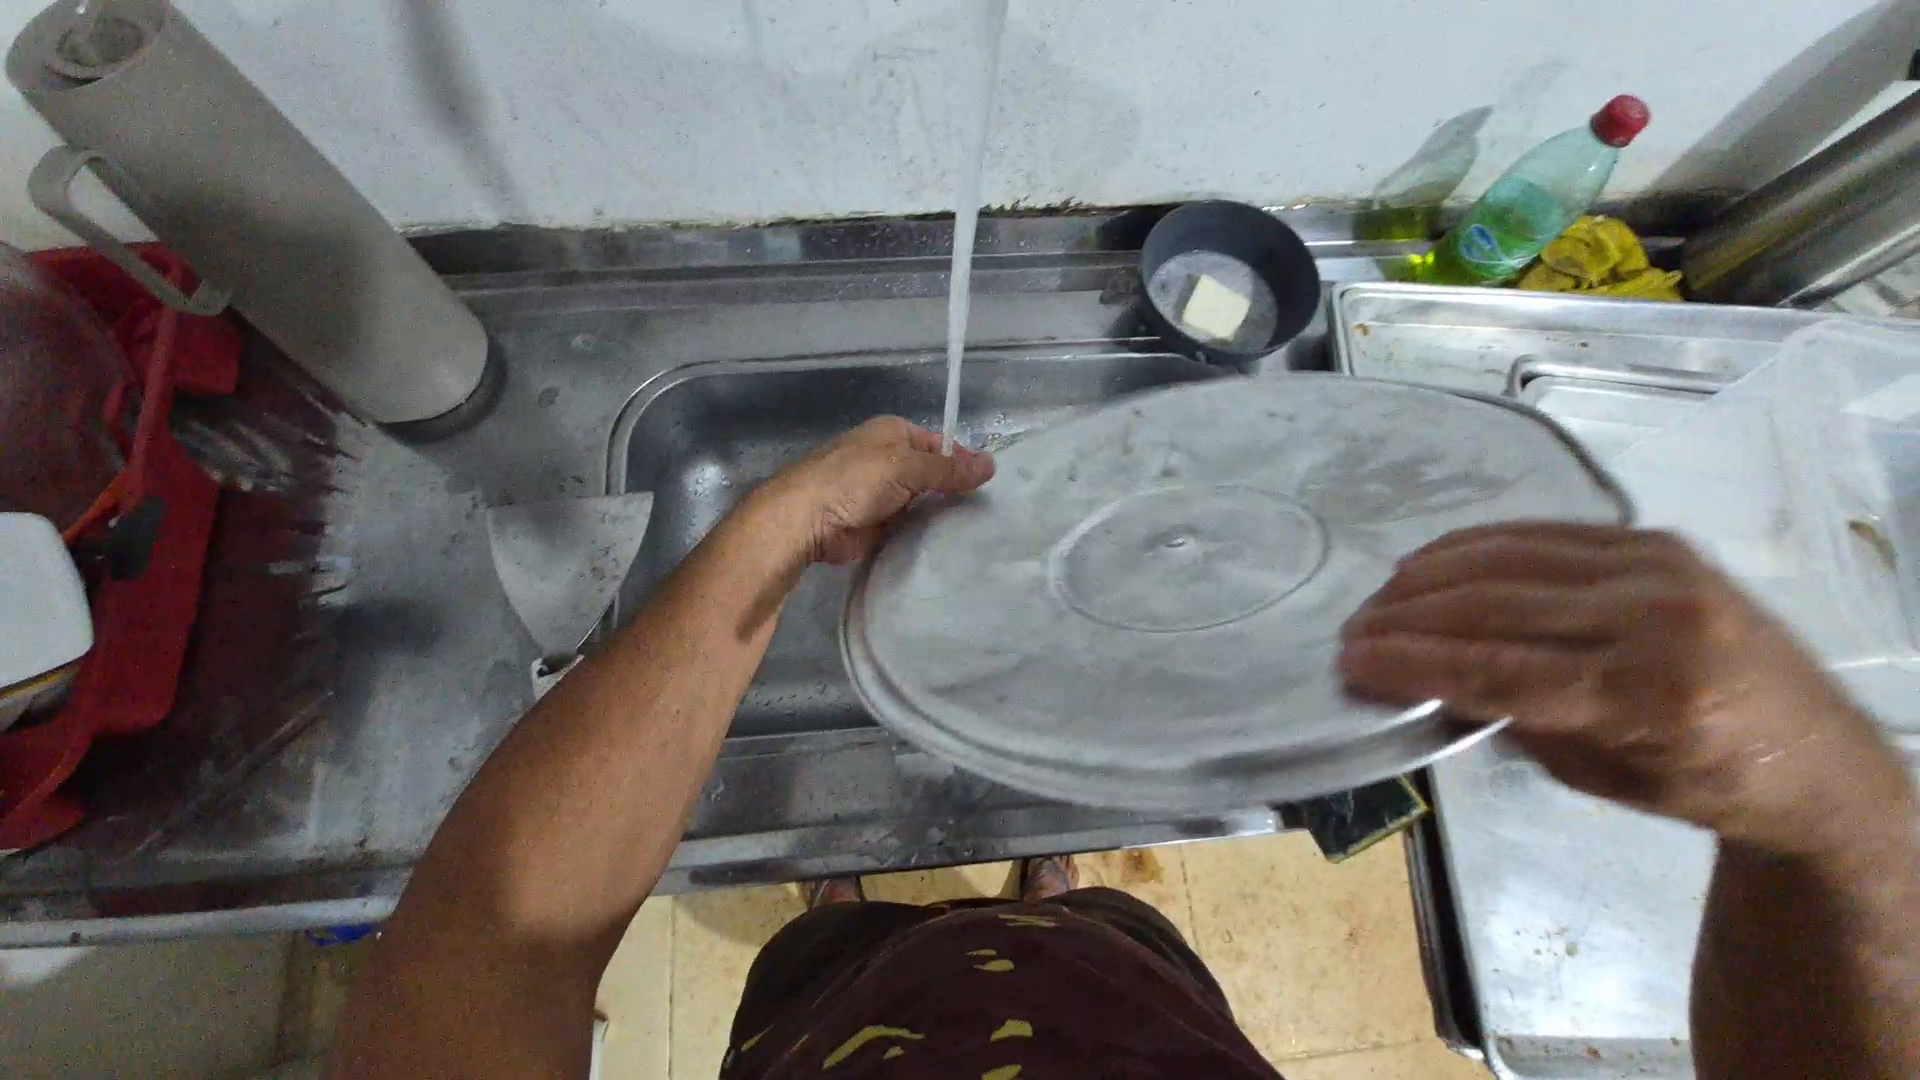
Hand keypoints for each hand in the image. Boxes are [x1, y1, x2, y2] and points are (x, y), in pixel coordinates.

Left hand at [751, 416, 994, 565]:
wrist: (806, 520)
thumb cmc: (854, 480)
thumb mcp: (907, 467)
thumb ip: (949, 470)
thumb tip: (992, 464)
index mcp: (893, 433)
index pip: (939, 444)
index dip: (961, 461)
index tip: (985, 484)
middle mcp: (888, 460)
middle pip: (932, 474)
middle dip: (953, 491)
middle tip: (985, 512)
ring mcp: (881, 494)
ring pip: (922, 502)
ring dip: (939, 515)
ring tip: (974, 530)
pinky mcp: (876, 524)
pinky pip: (909, 526)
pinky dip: (923, 533)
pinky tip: (947, 544)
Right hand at [1339, 522, 1913, 857]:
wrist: (1814, 752)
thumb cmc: (1695, 782)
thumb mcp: (1591, 773)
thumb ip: (1506, 715)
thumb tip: (1416, 675)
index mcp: (1653, 696)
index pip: (1499, 670)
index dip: (1412, 664)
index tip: (1349, 662)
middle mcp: (1659, 619)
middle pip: (1492, 607)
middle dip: (1404, 619)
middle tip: (1351, 631)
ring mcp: (1658, 567)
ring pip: (1503, 560)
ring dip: (1424, 579)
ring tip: (1376, 600)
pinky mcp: (1652, 539)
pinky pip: (1533, 533)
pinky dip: (1466, 548)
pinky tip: (1424, 565)